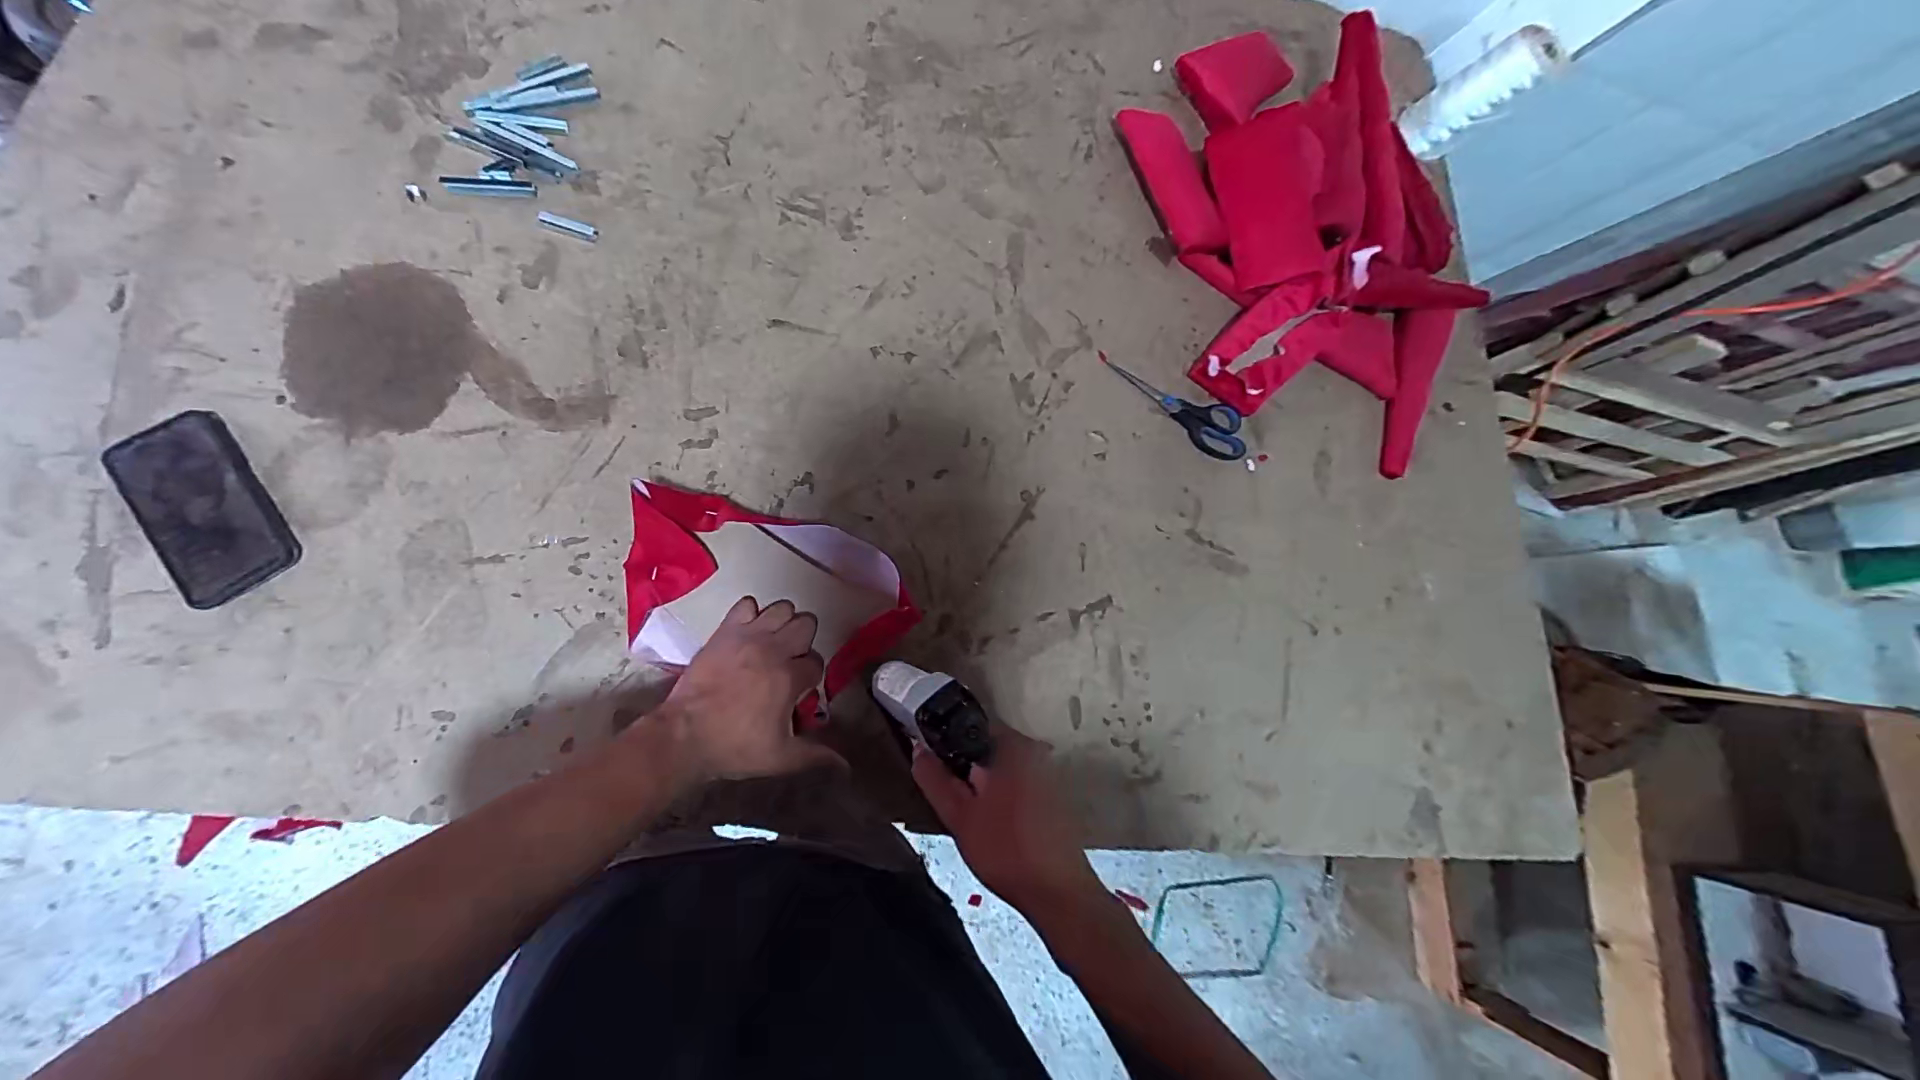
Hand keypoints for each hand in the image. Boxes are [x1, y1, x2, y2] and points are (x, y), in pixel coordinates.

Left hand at [645, 596, 843, 785]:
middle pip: (806, 624)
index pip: (817, 662)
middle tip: (789, 662)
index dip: (811, 676)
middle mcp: (774, 650)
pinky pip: (747, 604)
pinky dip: (752, 613)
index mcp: (790, 677)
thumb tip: (846, 767)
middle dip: (803, 642)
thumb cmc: (734, 747)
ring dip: (783, 623)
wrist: (683, 736)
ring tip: (772, 643)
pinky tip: (748, 632)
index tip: (798, 690)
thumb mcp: (780, 758)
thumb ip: (816, 756)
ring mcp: (748, 636)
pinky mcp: (725, 631)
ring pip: (782, 608)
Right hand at [911, 720, 1104, 916]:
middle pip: (985, 745)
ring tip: (967, 811)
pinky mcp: (1053, 792)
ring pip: (1000, 765)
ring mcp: (1047, 770)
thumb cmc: (1005, 850)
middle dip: (963, 764)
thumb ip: (935, 778)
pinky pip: (1017, 779)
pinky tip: (991, 820)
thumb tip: (918, 747)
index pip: (968, 724)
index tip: (929, 762)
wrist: (1058, 892)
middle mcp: (1033, 748)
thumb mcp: (959, 815)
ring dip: (981, 780)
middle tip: (947, 794)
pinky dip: (1000, 791)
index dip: (943, 739)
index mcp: (1012, 744)